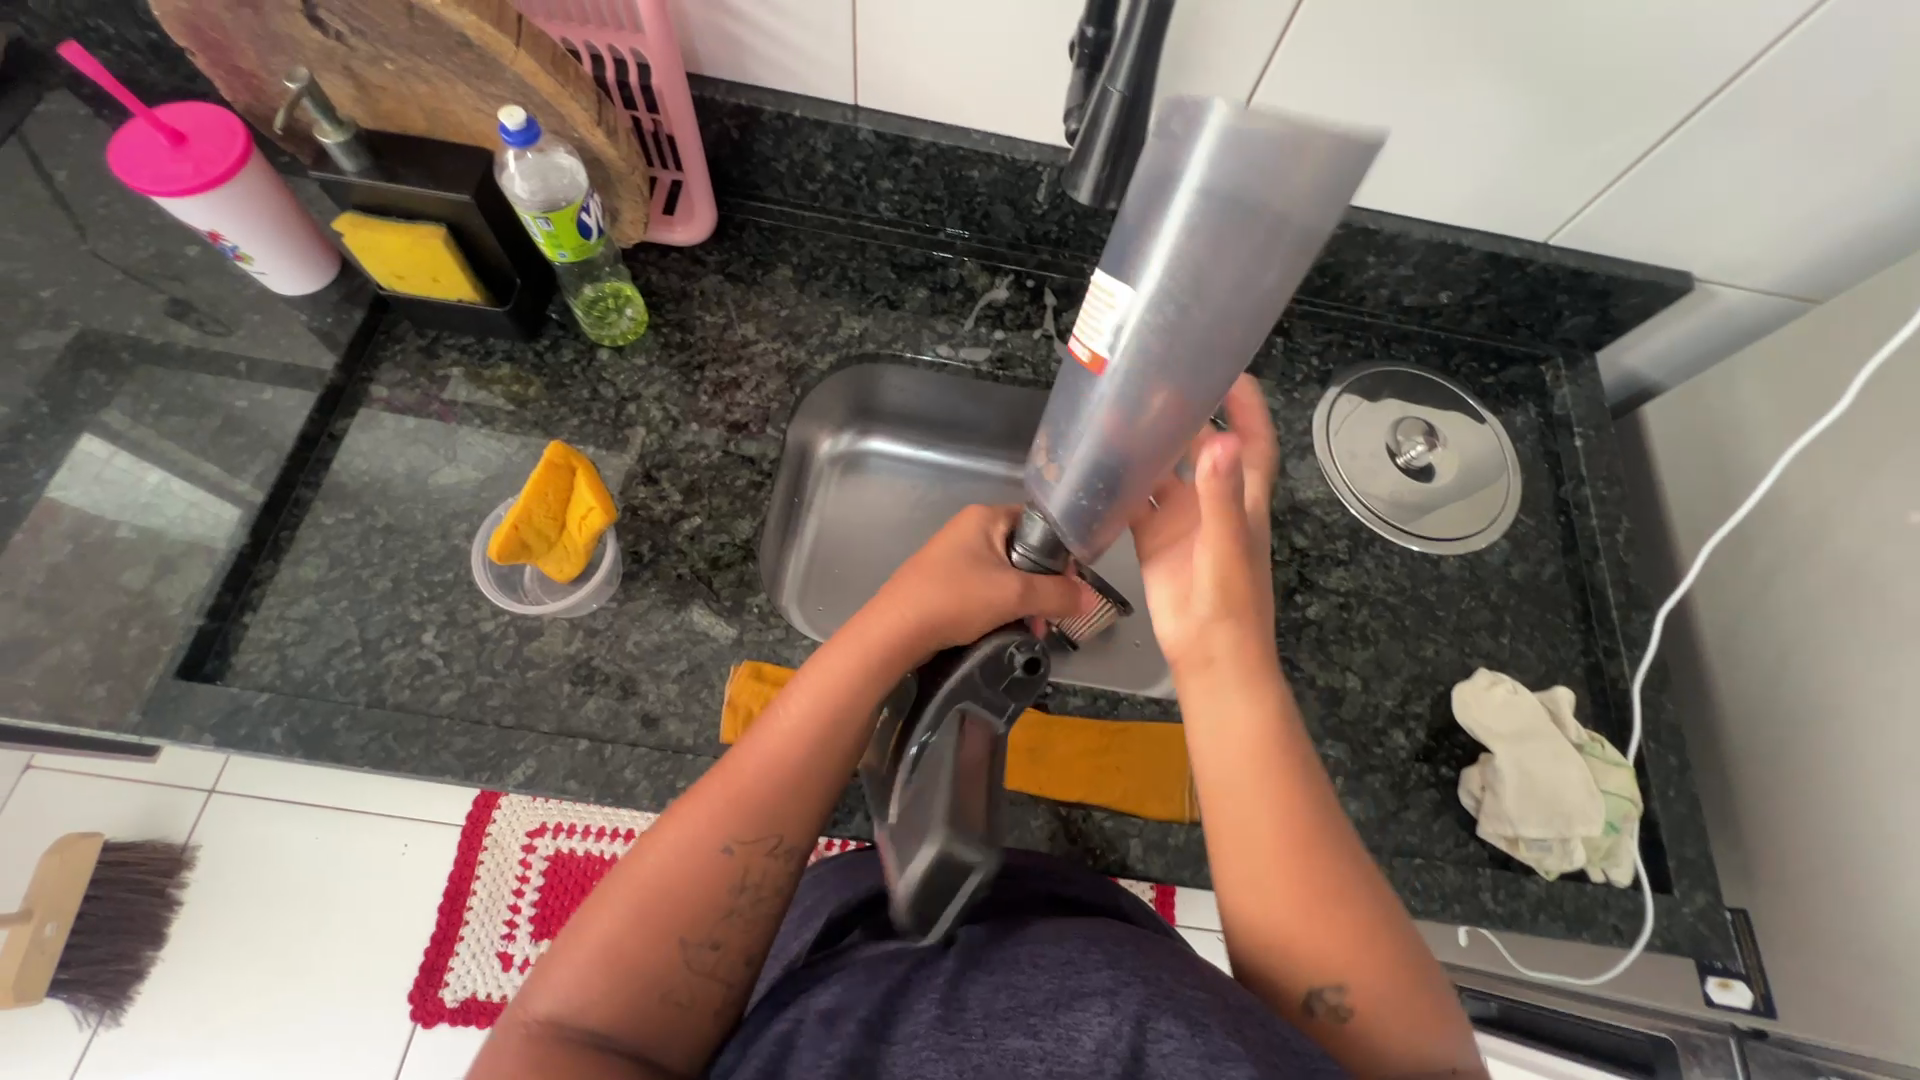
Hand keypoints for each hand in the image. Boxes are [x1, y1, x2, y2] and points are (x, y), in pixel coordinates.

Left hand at [861, 504, 1095, 658]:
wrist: (894, 632)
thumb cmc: (955, 599)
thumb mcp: (1014, 595)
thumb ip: (1058, 594)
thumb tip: (1092, 599)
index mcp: (985, 517)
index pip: (1039, 522)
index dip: (1061, 552)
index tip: (1070, 585)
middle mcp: (969, 529)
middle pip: (1024, 551)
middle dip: (1042, 586)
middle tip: (1050, 617)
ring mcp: (954, 556)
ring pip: (1006, 575)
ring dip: (1022, 602)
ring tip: (1029, 630)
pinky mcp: (944, 582)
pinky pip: (985, 590)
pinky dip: (1000, 608)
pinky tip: (1004, 630)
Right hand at [1131, 375, 1280, 673]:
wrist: (1208, 656)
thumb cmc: (1230, 604)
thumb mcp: (1228, 547)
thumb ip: (1221, 497)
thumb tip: (1219, 441)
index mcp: (1243, 499)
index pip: (1251, 441)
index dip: (1246, 407)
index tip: (1226, 372)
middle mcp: (1213, 502)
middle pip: (1202, 449)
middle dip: (1184, 419)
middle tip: (1151, 387)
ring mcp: (1182, 521)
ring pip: (1164, 474)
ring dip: (1146, 451)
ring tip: (1117, 420)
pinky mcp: (1154, 541)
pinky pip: (1136, 506)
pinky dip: (1120, 489)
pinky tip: (1098, 470)